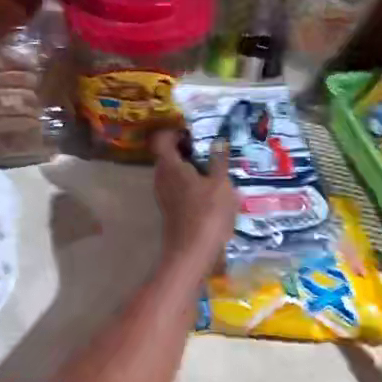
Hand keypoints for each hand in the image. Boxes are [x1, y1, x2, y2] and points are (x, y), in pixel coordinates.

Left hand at [150, 129, 236, 279]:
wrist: (193, 251)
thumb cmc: (207, 213)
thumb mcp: (220, 183)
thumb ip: (218, 160)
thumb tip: (218, 141)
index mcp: (169, 166)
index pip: (161, 139)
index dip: (175, 131)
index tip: (196, 131)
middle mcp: (160, 177)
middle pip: (168, 154)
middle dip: (188, 148)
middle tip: (213, 147)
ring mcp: (163, 193)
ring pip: (174, 171)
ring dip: (192, 166)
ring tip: (217, 166)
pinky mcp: (170, 207)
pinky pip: (178, 186)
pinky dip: (192, 181)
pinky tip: (213, 187)